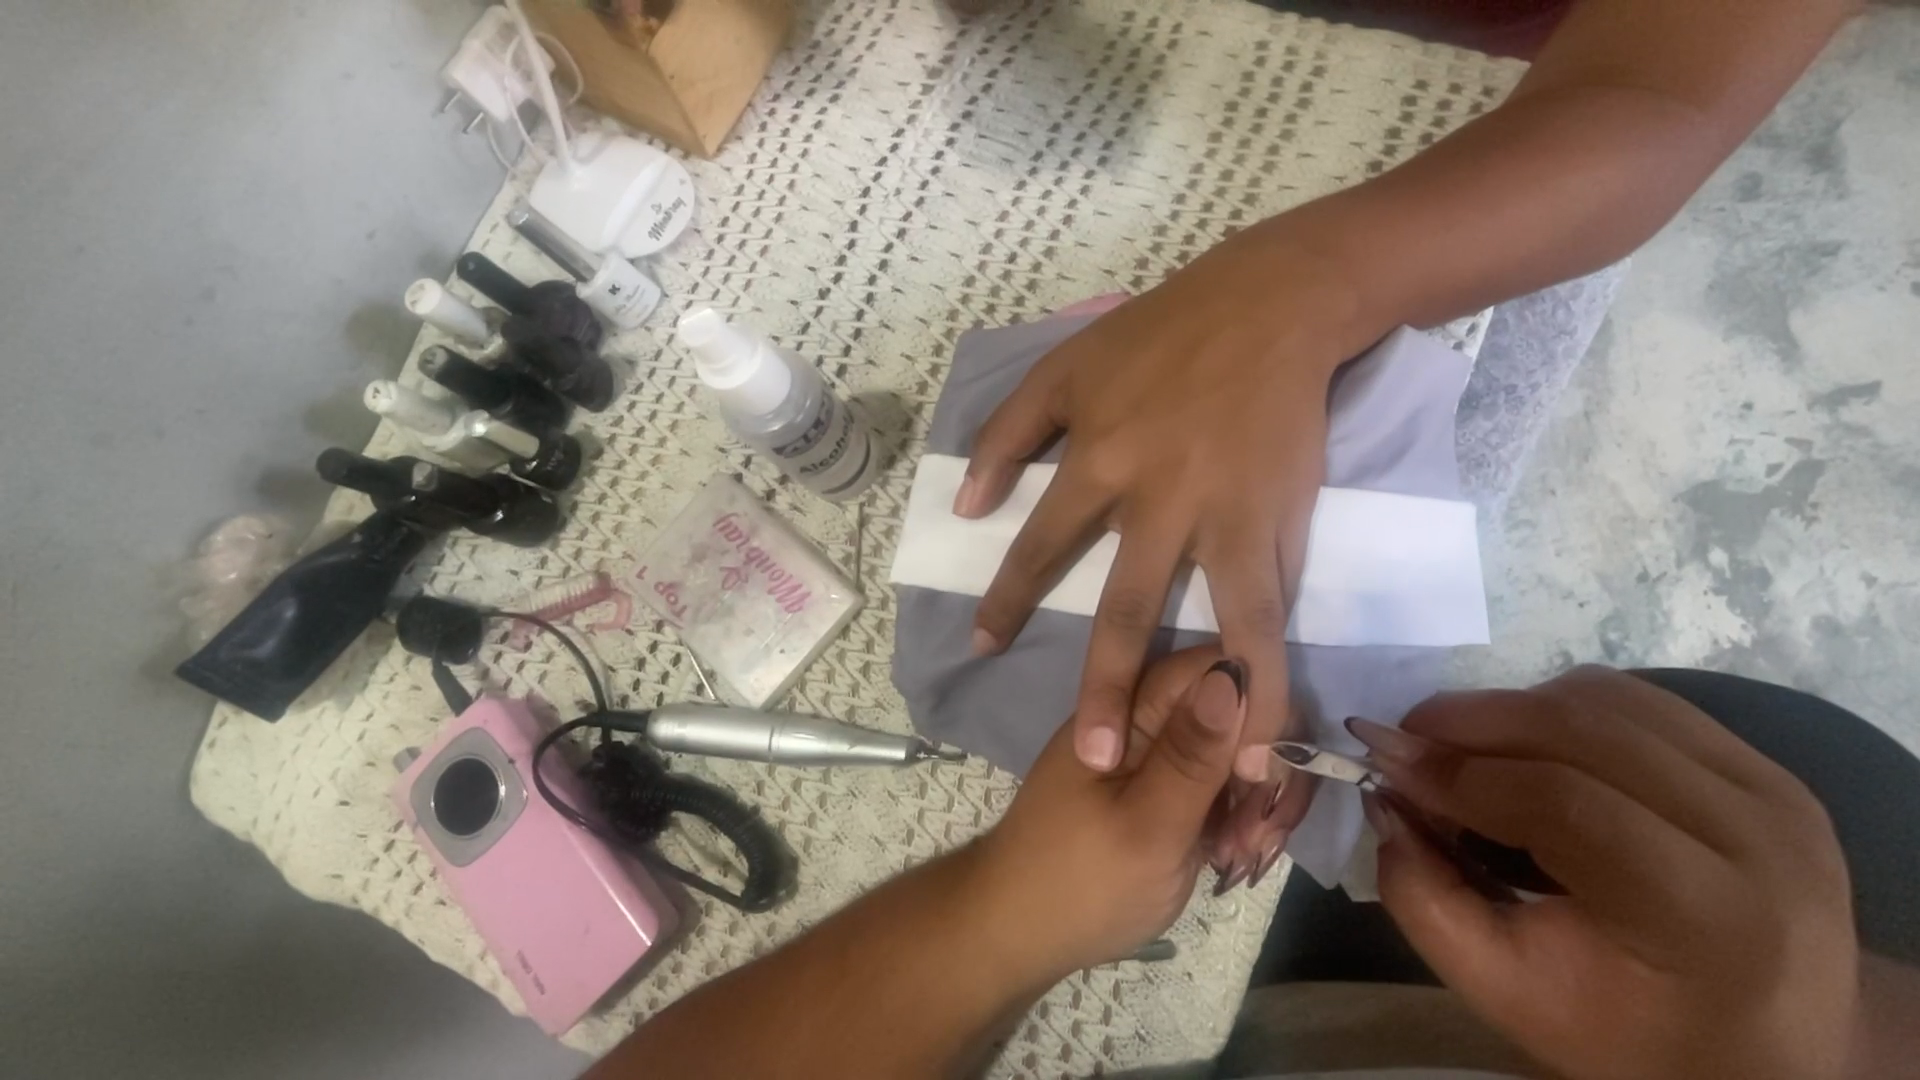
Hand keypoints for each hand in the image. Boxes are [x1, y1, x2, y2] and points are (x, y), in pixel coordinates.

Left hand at [959, 228, 1372, 857]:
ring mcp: (1230, 517)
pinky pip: (1277, 603)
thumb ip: (1006, 435)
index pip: (1040, 546)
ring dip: (1220, 703)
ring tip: (1225, 778)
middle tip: (1089, 759)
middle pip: (1125, 608)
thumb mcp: (1062, 368)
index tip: (984, 646)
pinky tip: (1277, 716)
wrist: (1273, 304)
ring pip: (1221, 623)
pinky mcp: (1284, 520)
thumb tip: (968, 506)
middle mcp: (1160, 501)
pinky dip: (1278, 661)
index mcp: (1099, 460)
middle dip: (1104, 686)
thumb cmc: (1158, 335)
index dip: (1009, 599)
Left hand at [970, 650, 1247, 978]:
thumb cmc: (1080, 884)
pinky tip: (1237, 858)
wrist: (1020, 932)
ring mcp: (1151, 758)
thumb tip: (1233, 670)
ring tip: (1244, 857)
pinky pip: (1218, 786)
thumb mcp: (1147, 826)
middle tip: (1259, 835)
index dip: (1255, 705)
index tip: (1264, 773)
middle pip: (1231, 709)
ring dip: (1256, 801)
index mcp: (1124, 710)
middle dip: (1263, 766)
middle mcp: (1139, 722)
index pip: (1209, 666)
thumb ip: (1192, 755)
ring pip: (1232, 752)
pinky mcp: (1160, 792)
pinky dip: (1238, 819)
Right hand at [1355, 666, 1859, 1079]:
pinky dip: (1555, 705)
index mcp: (1704, 914)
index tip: (1380, 761)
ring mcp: (1769, 790)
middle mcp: (1755, 835)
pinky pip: (1632, 699)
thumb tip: (1384, 795)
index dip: (1456, 771)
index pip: (1560, 801)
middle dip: (1466, 721)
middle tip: (1404, 741)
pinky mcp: (1761, 765)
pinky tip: (1529, 748)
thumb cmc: (1619, 1027)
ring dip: (1508, 708)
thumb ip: (1421, 893)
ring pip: (1601, 698)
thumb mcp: (1497, 986)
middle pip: (1579, 727)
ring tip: (1464, 749)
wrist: (1762, 1045)